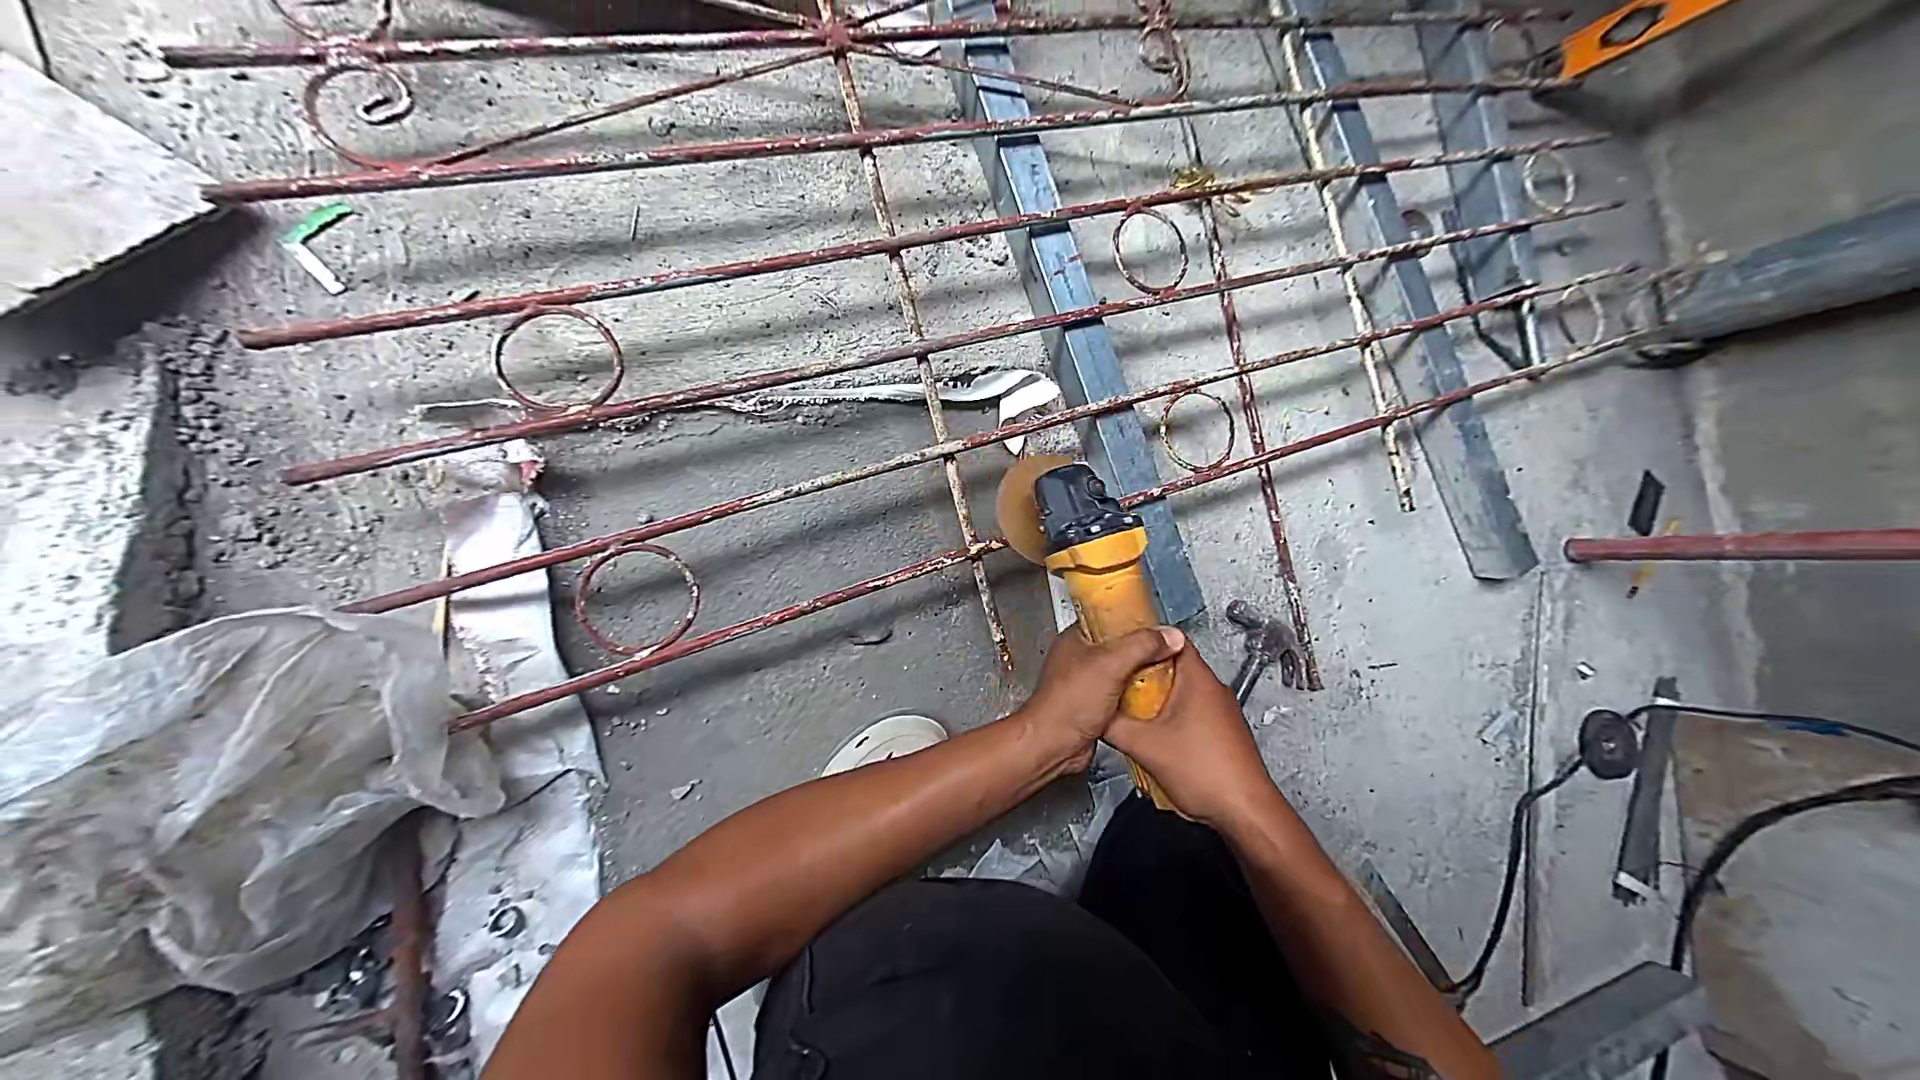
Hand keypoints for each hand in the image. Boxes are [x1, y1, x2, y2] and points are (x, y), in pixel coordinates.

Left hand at [1012, 624, 1185, 774]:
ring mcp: (1087, 683)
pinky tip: (1152, 701)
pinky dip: (1137, 698)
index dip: (1134, 621)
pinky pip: (1123, 696)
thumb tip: (1169, 635)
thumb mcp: (1110, 664)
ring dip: (1142, 677)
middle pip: (1120, 647)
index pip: (1110, 619)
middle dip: (1143, 651)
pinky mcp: (1095, 706)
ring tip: (1164, 675)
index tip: (1158, 626)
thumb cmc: (1067, 704)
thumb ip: (1141, 646)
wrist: (1054, 745)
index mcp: (1076, 639)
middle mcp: (1080, 659)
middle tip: (1165, 652)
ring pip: (1123, 673)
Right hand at [1104, 644, 1284, 830]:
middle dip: (1143, 673)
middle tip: (1119, 682)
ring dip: (1155, 698)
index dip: (1144, 640)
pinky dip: (1170, 716)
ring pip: (1180, 690)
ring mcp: (1220, 711)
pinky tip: (1154, 736)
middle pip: (1173, 665)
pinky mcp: (1221, 731)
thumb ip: (1113, 725)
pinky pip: (1190, 711)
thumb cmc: (1207, 773)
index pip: (1172, 640)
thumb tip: (1096, 715)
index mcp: (1198, 680)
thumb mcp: (1144, 746)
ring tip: (1132, 711)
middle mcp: (1214, 690)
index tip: (1122, 645)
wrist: (1244, 812)